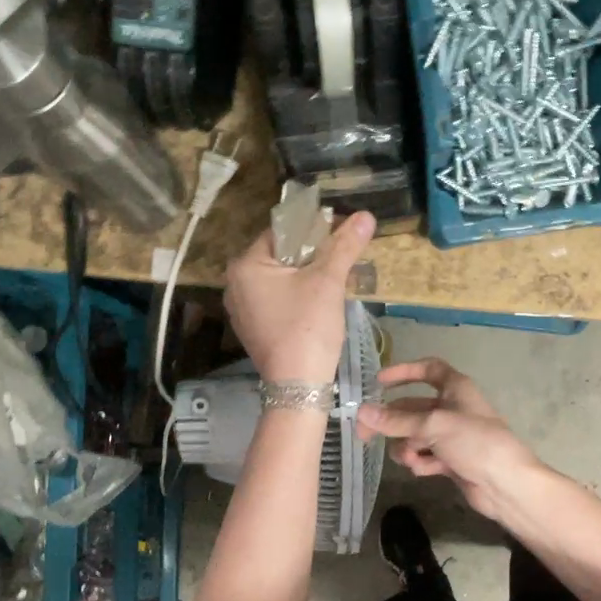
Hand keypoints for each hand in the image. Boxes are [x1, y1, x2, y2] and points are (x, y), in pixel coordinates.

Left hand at [223, 211, 375, 383]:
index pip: (282, 233)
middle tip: (341, 259)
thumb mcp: (328, 282)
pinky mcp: (253, 331)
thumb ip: (344, 246)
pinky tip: (317, 307)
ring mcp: (242, 311)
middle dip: (311, 256)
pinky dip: (296, 300)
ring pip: (279, 282)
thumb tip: (365, 215)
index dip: (314, 230)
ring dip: (305, 278)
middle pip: (280, 257)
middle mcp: (235, 285)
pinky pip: (276, 303)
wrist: (298, 385)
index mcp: (245, 265)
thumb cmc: (308, 328)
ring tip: (333, 282)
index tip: (340, 235)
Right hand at [355, 358, 545, 522]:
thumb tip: (362, 413)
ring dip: (407, 446)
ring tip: (410, 457)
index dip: (404, 372)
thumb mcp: (434, 426)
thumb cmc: (476, 443)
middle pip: (413, 408)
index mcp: (456, 389)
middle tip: (364, 434)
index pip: (429, 369)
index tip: (379, 382)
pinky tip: (426, 470)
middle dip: (391, 421)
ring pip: (414, 436)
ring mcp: (451, 437)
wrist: (506, 484)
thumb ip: (397, 421)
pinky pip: (424, 456)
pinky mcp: (450, 461)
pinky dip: (421, 462)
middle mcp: (452, 409)